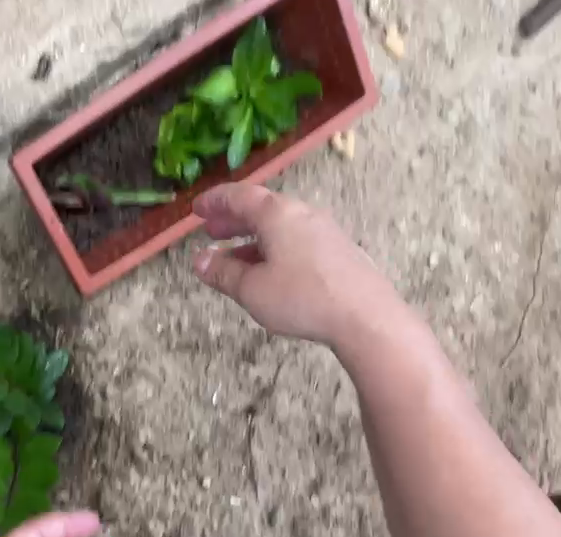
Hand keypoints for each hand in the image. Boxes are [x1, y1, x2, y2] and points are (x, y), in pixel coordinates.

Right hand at [190, 183, 406, 346]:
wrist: (364, 315)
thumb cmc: (301, 298)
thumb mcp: (252, 289)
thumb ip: (223, 273)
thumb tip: (198, 260)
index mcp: (277, 214)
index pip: (240, 197)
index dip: (215, 201)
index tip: (196, 209)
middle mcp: (301, 213)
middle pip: (261, 209)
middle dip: (233, 220)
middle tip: (211, 232)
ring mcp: (322, 230)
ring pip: (279, 227)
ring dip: (252, 238)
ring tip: (233, 258)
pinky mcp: (335, 250)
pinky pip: (294, 240)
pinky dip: (272, 248)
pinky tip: (267, 271)